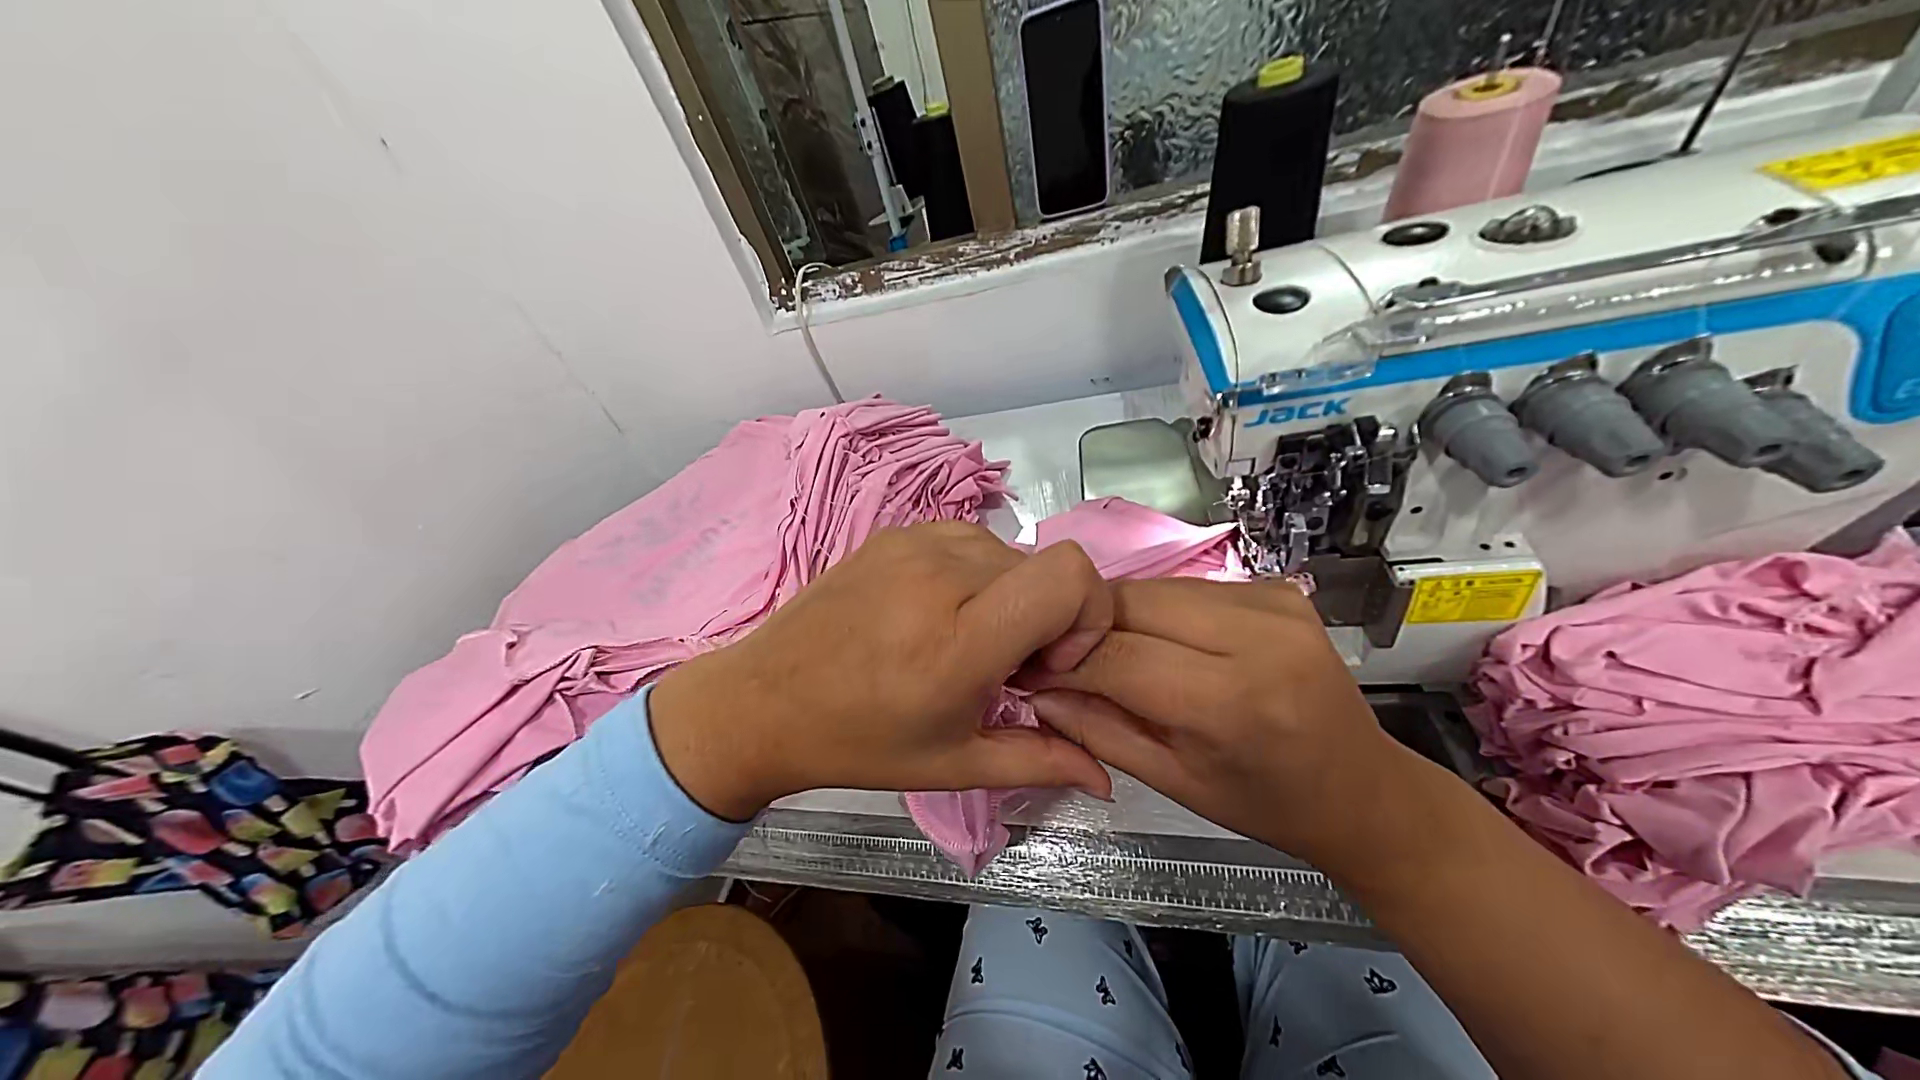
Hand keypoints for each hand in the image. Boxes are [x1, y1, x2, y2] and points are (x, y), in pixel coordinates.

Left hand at [649, 522, 1115, 820]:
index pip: (1069, 575)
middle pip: (1046, 566)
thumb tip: (1108, 778)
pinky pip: (968, 539)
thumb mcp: (954, 764)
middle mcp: (941, 573)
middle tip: (1003, 665)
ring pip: (1009, 550)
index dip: (1083, 617)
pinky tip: (937, 611)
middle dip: (1046, 616)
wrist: (763, 701)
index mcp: (960, 638)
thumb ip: (1041, 761)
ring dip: (1009, 594)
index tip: (1046, 664)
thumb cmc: (860, 743)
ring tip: (967, 637)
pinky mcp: (894, 532)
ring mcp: (913, 543)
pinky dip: (974, 573)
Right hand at [1019, 577, 1417, 866]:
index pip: (1116, 656)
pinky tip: (1155, 640)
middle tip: (1059, 656)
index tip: (1029, 669)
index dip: (1062, 661)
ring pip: (1154, 587)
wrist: (1361, 788)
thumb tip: (1037, 691)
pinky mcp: (1277, 588)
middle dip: (1083, 627)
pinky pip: (1186, 587)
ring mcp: (1274, 602)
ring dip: (1116, 615)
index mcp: (1232, 702)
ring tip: (1104, 649)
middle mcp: (1258, 637)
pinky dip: (1155, 610)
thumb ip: (1096, 730)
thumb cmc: (1265, 802)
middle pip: (1131, 604)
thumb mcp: (1172, 782)